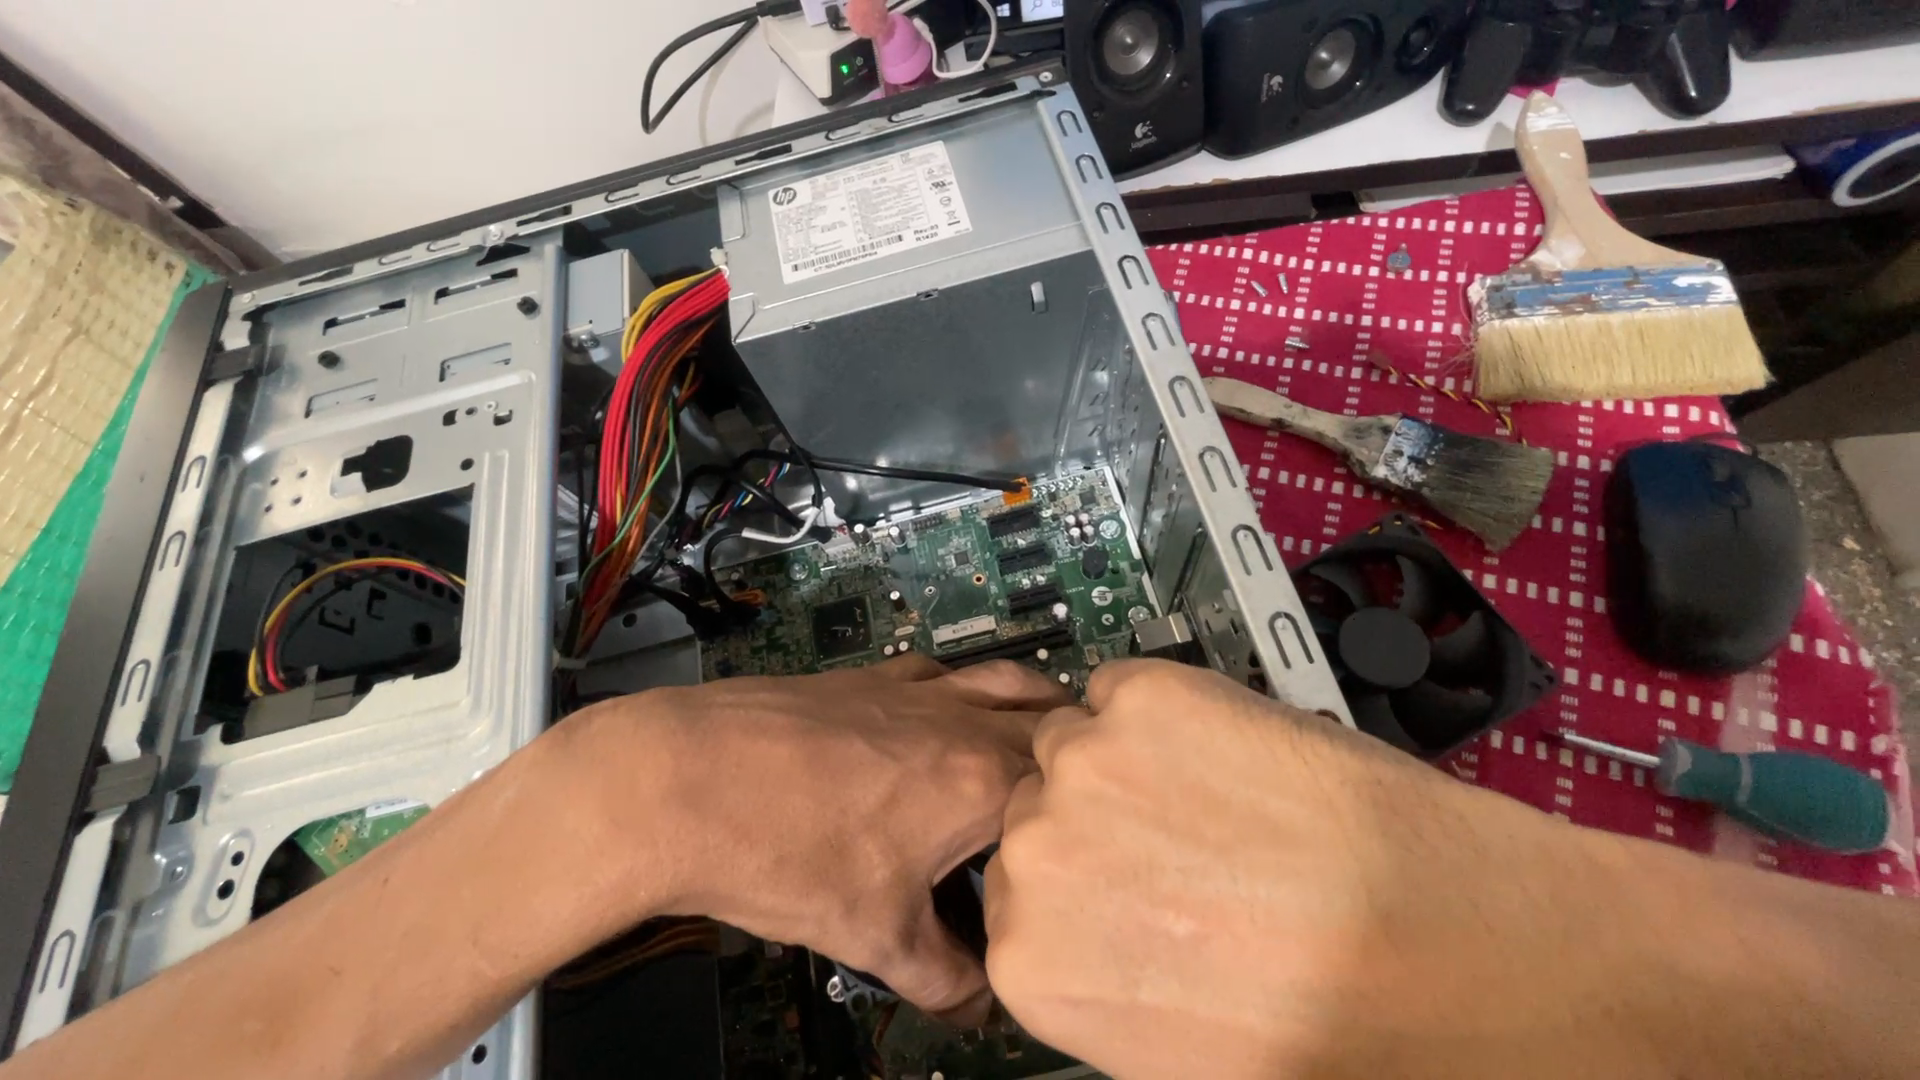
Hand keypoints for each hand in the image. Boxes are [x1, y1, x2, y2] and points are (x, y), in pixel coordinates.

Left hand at [558, 656, 1067, 1023]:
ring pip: (1001, 676)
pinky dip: (962, 685)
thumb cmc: (784, 851)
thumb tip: (976, 1007)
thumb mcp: (874, 934)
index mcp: (978, 778)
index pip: (1068, 786)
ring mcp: (913, 689)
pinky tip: (943, 710)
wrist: (685, 780)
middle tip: (1083, 787)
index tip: (1088, 840)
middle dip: (1075, 752)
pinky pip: (939, 670)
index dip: (1088, 813)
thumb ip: (943, 979)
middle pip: (1048, 717)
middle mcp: (959, 718)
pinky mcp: (867, 678)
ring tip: (1041, 729)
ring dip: (1033, 700)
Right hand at [983, 660, 1656, 1077]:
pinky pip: (1124, 686)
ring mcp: (1082, 763)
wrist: (1442, 956)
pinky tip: (1232, 749)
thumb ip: (1091, 966)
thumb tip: (1090, 908)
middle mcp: (1030, 854)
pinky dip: (1168, 709)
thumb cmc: (1315, 1027)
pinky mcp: (1144, 696)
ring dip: (1128, 756)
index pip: (1015, 888)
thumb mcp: (1162, 1043)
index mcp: (1027, 960)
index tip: (1127, 880)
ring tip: (1213, 788)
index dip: (1081, 880)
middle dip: (1096, 817)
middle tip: (1177, 835)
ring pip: (1077, 735)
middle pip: (1037, 801)